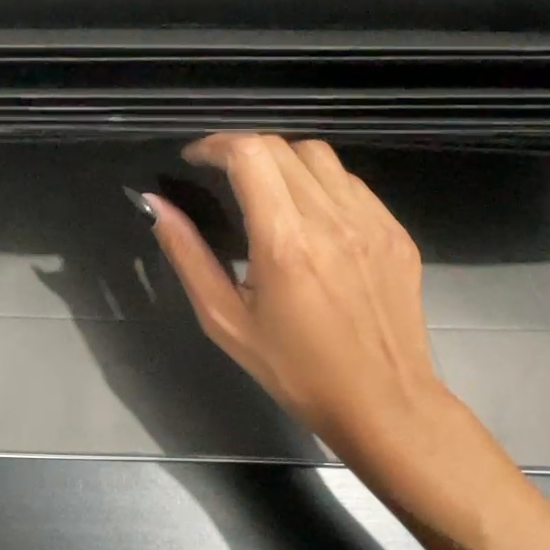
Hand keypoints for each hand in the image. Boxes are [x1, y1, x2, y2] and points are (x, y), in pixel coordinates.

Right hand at [142, 134, 451, 453]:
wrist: (385, 405)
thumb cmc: (295, 369)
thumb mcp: (225, 319)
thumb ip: (187, 254)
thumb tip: (155, 204)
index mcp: (284, 242)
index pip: (248, 154)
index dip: (214, 144)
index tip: (195, 158)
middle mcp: (330, 220)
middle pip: (280, 146)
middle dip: (242, 149)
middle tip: (222, 173)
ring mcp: (370, 222)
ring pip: (318, 155)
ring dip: (282, 160)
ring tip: (266, 189)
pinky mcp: (395, 231)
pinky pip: (350, 182)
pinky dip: (320, 183)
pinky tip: (309, 215)